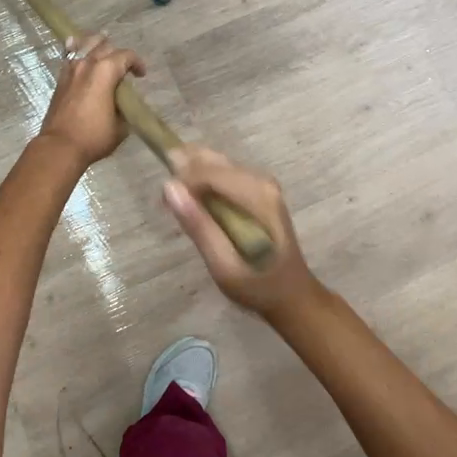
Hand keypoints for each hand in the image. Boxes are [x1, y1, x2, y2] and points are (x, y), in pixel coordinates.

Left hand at [37, 33, 145, 166]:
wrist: (60, 146)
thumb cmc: (94, 136)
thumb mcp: (121, 126)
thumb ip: (125, 108)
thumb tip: (122, 103)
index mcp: (106, 71)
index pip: (126, 56)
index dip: (137, 63)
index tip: (141, 75)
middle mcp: (88, 64)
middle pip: (106, 47)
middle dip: (118, 54)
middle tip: (124, 69)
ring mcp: (71, 69)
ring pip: (85, 45)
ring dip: (97, 45)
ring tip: (103, 48)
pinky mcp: (60, 79)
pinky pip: (69, 56)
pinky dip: (75, 49)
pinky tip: (75, 46)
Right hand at [163, 147, 322, 322]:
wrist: (292, 295)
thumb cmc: (258, 286)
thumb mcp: (223, 265)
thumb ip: (198, 225)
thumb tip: (169, 186)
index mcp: (256, 196)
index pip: (208, 170)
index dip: (181, 180)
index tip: (163, 204)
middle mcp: (261, 181)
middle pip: (212, 160)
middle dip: (185, 173)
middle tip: (166, 202)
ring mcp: (262, 183)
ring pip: (216, 163)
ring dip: (192, 177)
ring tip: (178, 204)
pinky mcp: (259, 190)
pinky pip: (224, 174)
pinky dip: (204, 183)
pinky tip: (197, 205)